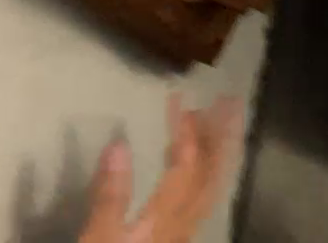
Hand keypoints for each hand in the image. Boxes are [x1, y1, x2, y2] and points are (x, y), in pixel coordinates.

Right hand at [80, 94, 241, 242]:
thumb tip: (119, 144)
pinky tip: (193, 161)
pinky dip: (206, 171)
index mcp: (165, 222)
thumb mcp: (98, 240)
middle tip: (230, 102)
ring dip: (218, 152)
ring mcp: (182, 234)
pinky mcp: (174, 238)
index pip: (185, 169)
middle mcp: (183, 226)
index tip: (180, 98)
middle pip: (212, 178)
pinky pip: (202, 197)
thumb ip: (110, 197)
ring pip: (212, 188)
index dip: (186, 132)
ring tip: (218, 120)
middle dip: (223, 138)